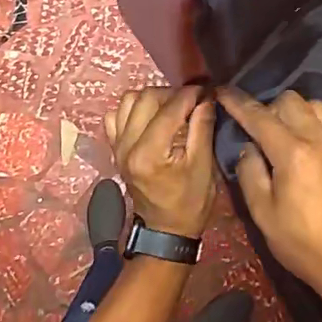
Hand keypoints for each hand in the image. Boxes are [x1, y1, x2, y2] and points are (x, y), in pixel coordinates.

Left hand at [106, 85, 217, 237]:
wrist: (165, 230)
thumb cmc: (190, 202)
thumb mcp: (204, 166)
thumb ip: (202, 128)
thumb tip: (207, 97)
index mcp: (149, 152)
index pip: (169, 108)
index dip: (191, 94)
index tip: (207, 91)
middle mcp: (126, 145)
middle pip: (146, 97)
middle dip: (172, 93)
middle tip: (192, 101)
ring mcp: (117, 146)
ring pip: (128, 101)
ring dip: (152, 98)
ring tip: (172, 107)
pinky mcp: (114, 148)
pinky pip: (117, 115)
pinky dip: (133, 109)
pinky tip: (150, 118)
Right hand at [217, 88, 321, 304]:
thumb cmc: (304, 244)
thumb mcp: (263, 215)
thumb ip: (250, 173)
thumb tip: (249, 148)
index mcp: (293, 153)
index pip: (259, 116)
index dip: (237, 102)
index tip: (222, 91)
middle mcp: (319, 139)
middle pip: (290, 100)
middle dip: (268, 107)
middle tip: (257, 130)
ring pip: (314, 106)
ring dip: (294, 112)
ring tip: (284, 136)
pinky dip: (314, 123)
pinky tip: (308, 146)